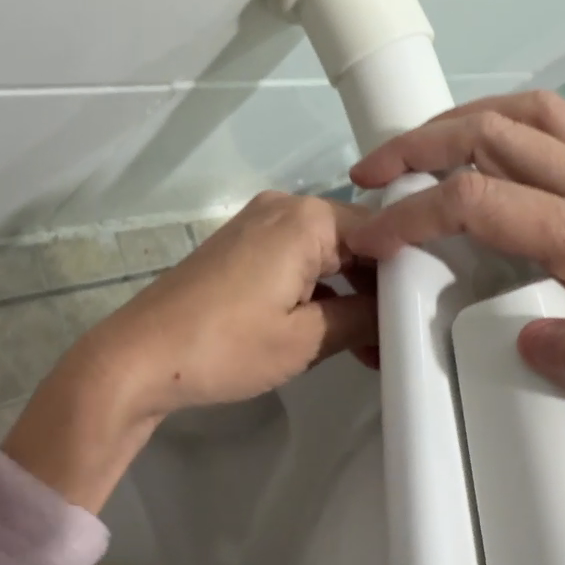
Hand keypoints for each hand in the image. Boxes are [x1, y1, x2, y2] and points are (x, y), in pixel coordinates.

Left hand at [2, 192, 377, 511]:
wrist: (138, 356)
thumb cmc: (225, 345)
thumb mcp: (306, 338)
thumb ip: (363, 316)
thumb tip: (393, 307)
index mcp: (307, 217)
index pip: (383, 233)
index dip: (408, 276)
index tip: (426, 314)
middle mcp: (281, 207)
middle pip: (353, 240)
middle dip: (376, 290)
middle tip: (397, 342)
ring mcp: (253, 225)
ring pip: (322, 253)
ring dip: (347, 296)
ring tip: (368, 349)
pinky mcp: (235, 248)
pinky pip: (292, 261)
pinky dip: (315, 292)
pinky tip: (330, 332)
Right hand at [347, 90, 564, 564]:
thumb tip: (528, 336)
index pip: (487, 203)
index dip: (414, 212)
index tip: (373, 235)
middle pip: (497, 135)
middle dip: (418, 148)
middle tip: (368, 176)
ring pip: (530, 116)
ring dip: (458, 123)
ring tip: (411, 153)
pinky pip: (563, 126)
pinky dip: (504, 125)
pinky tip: (487, 155)